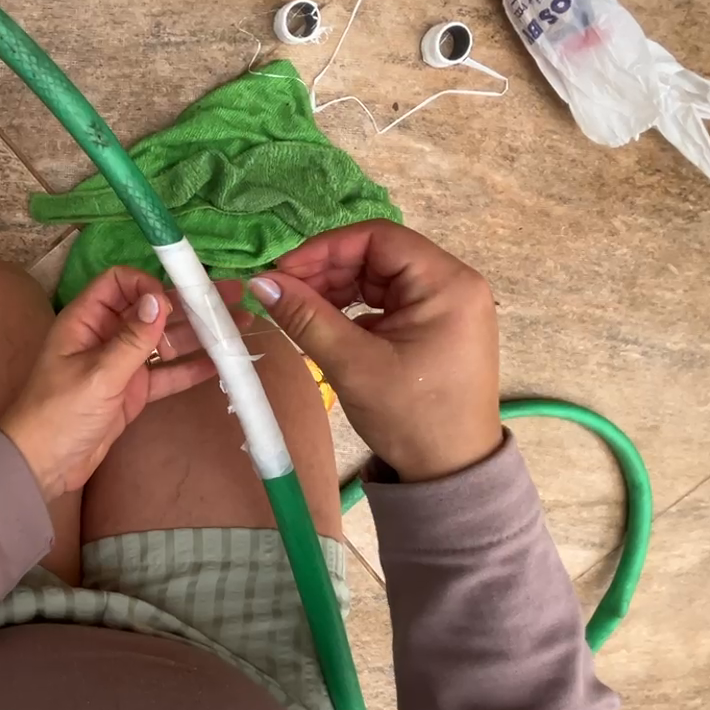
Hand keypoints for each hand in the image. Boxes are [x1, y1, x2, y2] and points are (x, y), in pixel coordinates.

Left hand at [0, 266, 235, 499]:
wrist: (43, 464)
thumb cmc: (59, 413)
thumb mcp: (98, 375)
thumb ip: (132, 339)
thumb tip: (160, 298)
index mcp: (85, 320)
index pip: (119, 283)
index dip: (148, 285)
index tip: (175, 301)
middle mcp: (105, 335)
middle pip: (150, 309)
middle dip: (190, 303)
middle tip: (234, 296)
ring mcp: (121, 363)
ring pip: (164, 340)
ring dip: (200, 334)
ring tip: (242, 326)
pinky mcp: (132, 391)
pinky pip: (166, 373)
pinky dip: (190, 368)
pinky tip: (222, 364)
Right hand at [251, 220, 501, 481]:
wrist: (449, 472)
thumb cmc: (410, 415)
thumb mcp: (352, 364)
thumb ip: (305, 317)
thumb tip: (259, 281)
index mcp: (446, 283)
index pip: (378, 237)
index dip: (324, 248)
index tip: (282, 272)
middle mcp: (451, 284)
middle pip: (376, 255)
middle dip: (325, 270)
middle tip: (281, 294)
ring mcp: (441, 305)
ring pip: (375, 277)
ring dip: (333, 289)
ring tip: (296, 311)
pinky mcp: (429, 325)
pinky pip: (381, 301)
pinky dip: (348, 308)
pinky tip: (321, 324)